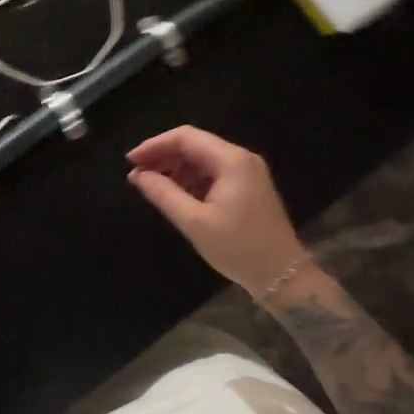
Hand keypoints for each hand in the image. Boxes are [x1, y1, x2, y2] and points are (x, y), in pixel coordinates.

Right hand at [127, 126, 308, 297]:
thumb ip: (164, 194)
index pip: (185, 137)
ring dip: (177, 168)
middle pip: (195, 144)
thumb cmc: (238, 248)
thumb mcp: (195, 222)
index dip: (154, 145)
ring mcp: (248, 172)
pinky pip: (214, 172)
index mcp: (231, 160)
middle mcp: (241, 158)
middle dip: (164, 156)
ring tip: (154, 187)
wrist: (284, 276)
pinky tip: (177, 195)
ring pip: (203, 158)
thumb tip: (138, 175)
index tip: (130, 161)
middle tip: (137, 175)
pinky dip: (192, 179)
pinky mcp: (249, 186)